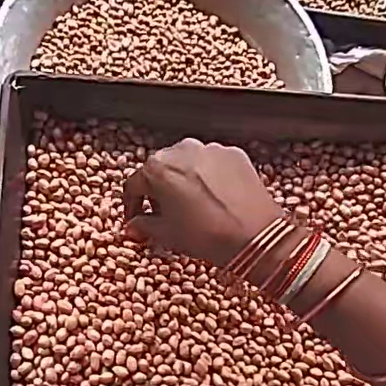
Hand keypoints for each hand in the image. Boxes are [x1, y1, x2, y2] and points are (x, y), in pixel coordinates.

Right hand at [122, 138, 285, 268]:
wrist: (254, 236)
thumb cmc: (208, 235)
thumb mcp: (167, 234)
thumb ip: (144, 226)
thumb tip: (135, 226)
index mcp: (157, 168)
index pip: (134, 185)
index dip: (132, 205)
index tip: (135, 218)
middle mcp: (181, 150)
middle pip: (160, 170)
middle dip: (158, 193)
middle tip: (162, 216)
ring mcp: (210, 149)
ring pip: (187, 165)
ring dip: (183, 183)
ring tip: (190, 209)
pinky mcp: (233, 154)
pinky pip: (212, 165)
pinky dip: (208, 179)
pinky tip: (212, 200)